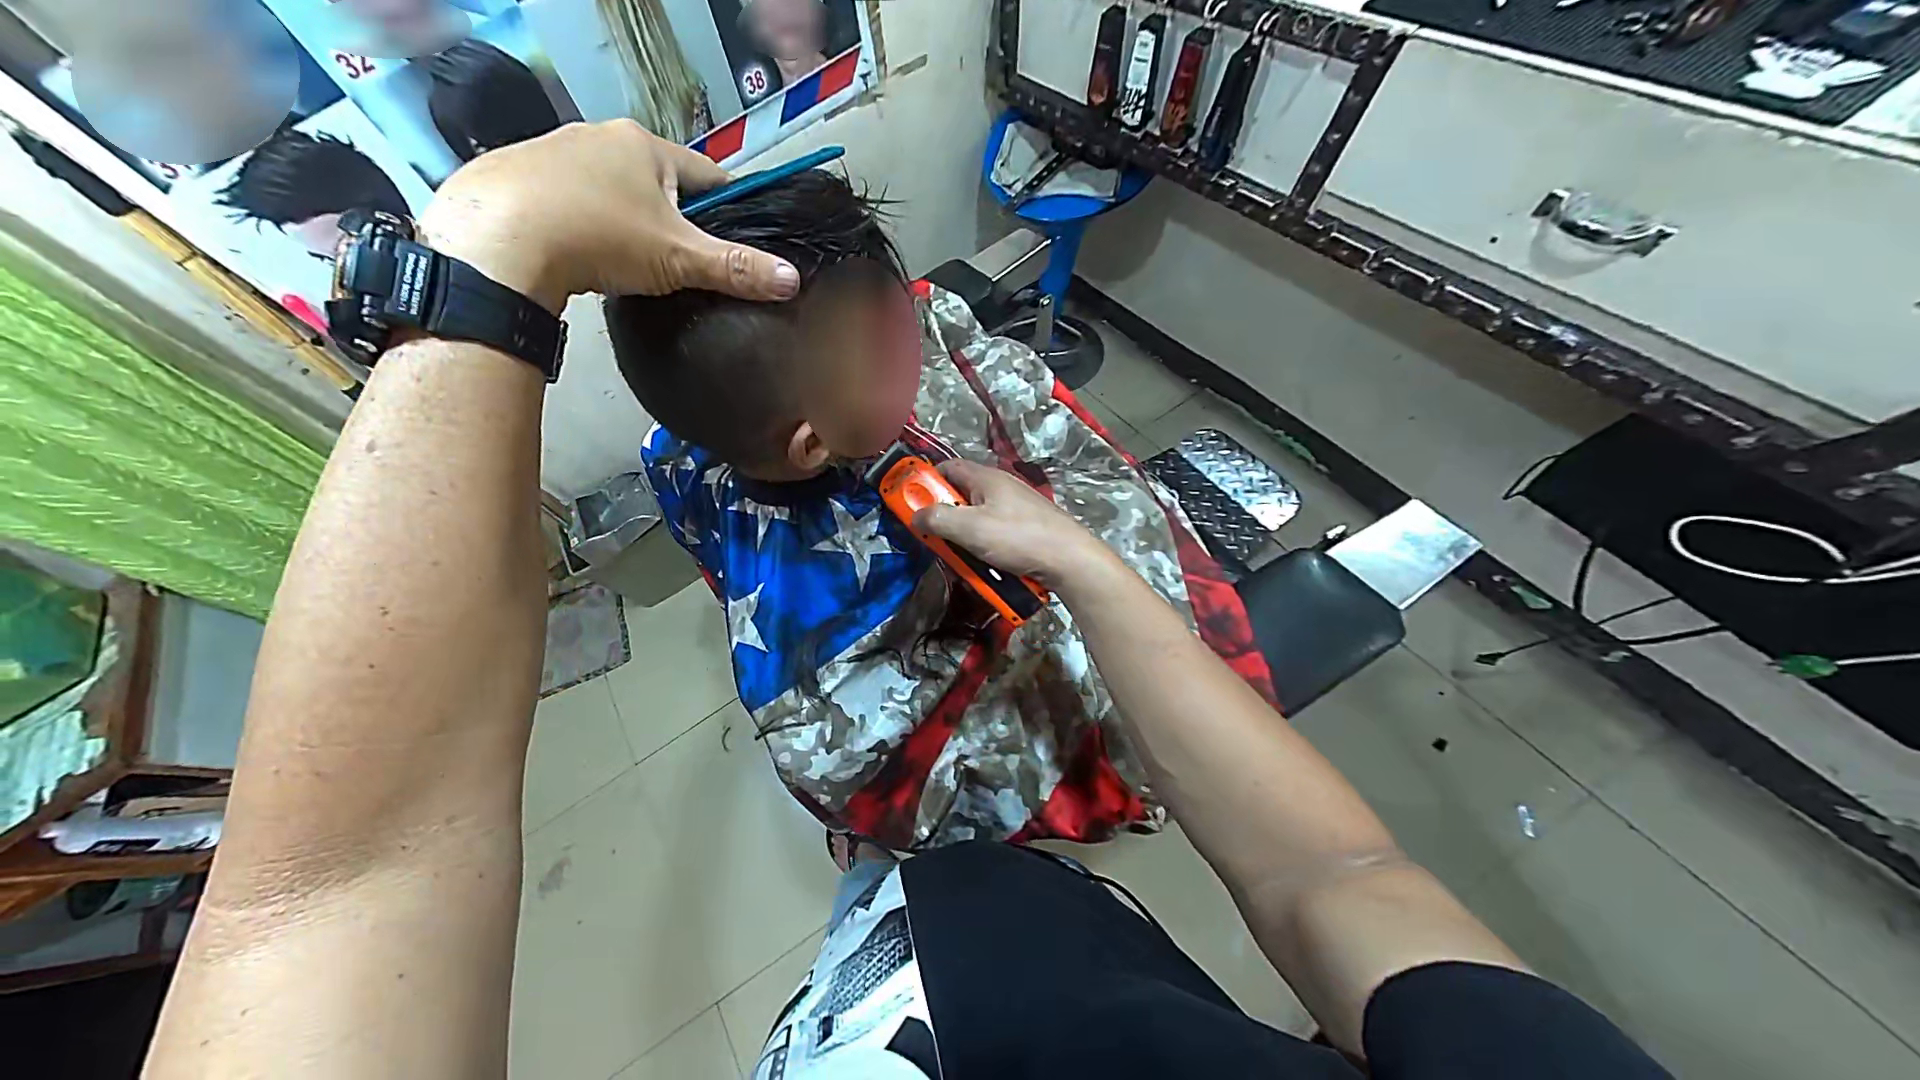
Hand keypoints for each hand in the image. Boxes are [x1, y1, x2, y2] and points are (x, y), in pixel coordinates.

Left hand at [414, 121, 800, 312]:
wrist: (498, 238)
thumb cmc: (602, 236)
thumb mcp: (680, 258)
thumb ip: (737, 268)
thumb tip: (793, 280)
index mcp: (645, 146)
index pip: (708, 175)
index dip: (729, 208)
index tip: (735, 241)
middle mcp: (600, 135)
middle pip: (659, 182)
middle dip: (674, 218)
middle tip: (681, 262)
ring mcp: (553, 150)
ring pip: (612, 189)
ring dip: (628, 220)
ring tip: (631, 262)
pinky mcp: (518, 174)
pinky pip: (571, 199)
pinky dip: (585, 223)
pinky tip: (583, 253)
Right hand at [913, 460, 1123, 592]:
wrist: (1071, 561)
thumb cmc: (1020, 538)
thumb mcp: (970, 529)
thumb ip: (938, 519)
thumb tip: (915, 515)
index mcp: (986, 478)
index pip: (946, 468)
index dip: (924, 482)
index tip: (910, 503)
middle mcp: (1001, 488)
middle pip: (961, 498)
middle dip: (945, 520)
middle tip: (937, 541)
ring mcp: (1016, 510)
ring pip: (977, 522)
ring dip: (965, 541)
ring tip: (965, 560)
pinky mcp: (1027, 531)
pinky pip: (995, 536)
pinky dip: (986, 550)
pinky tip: (988, 567)